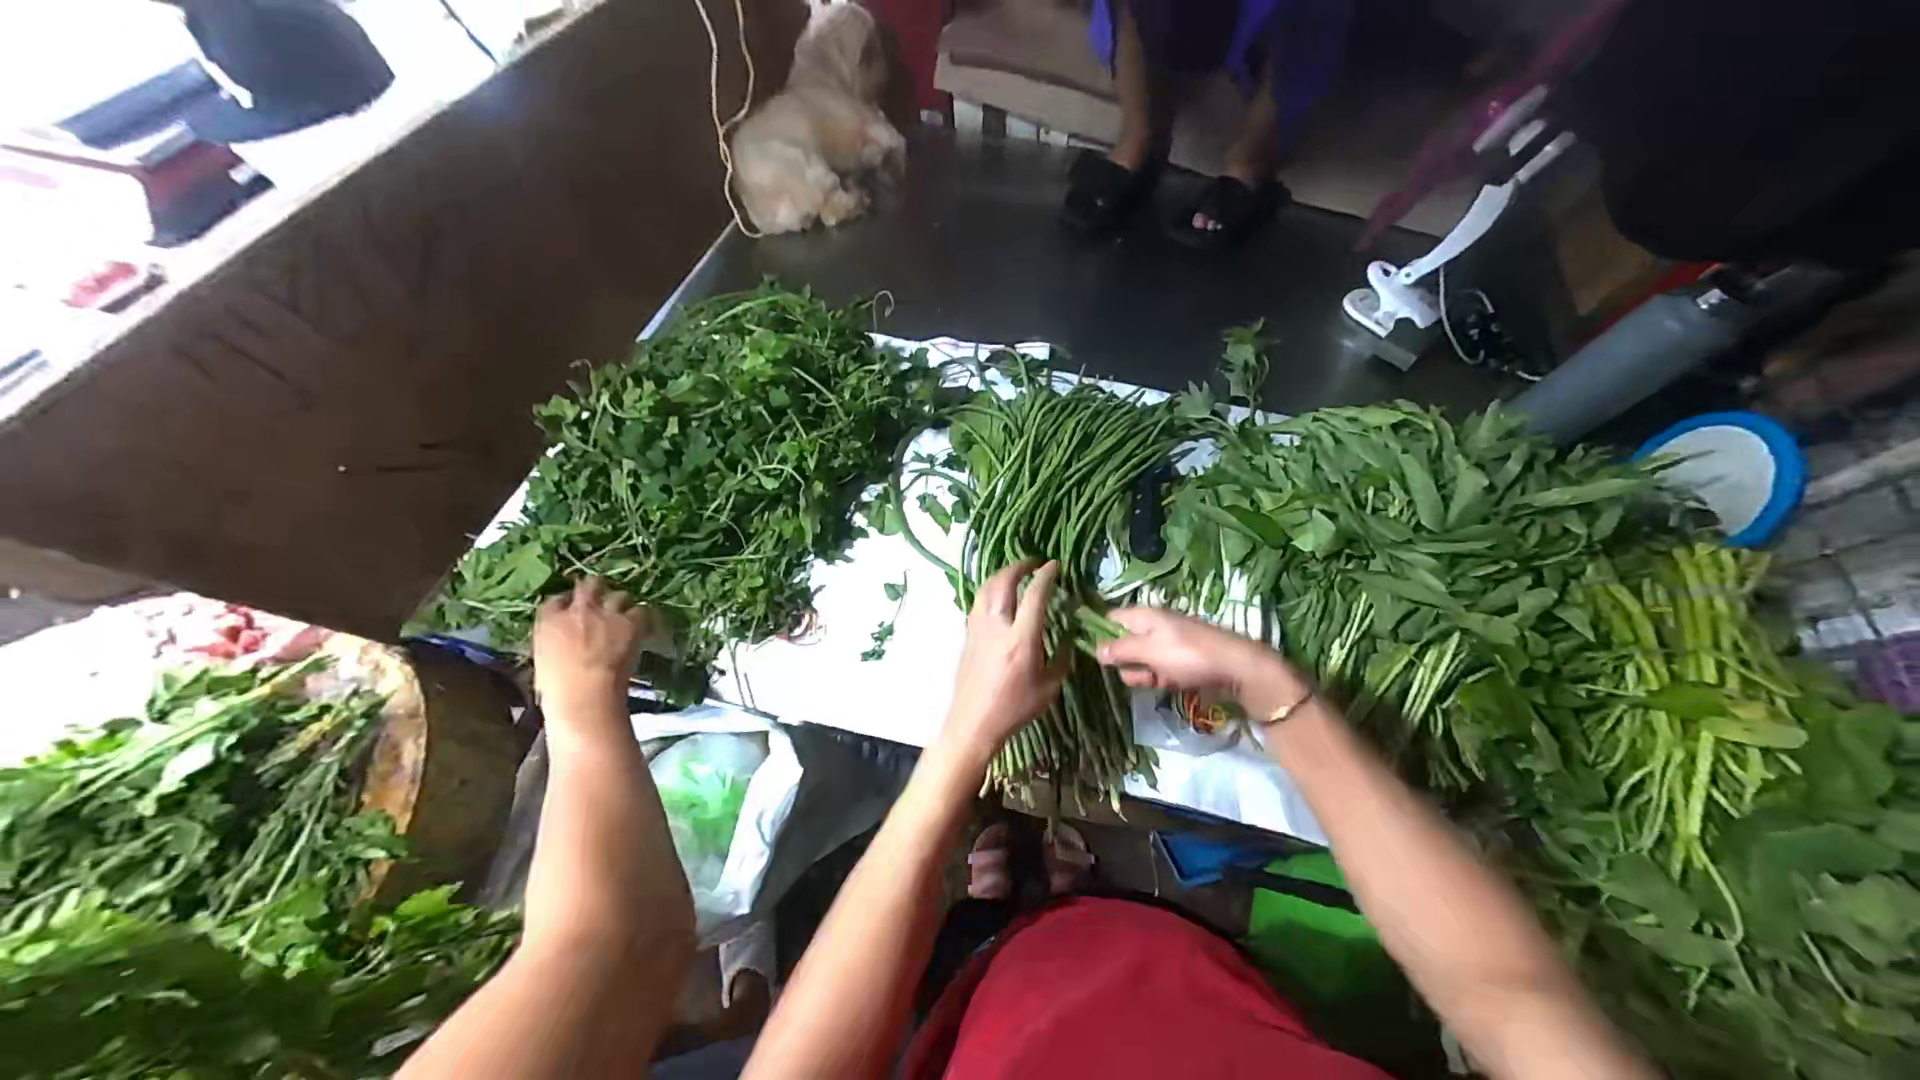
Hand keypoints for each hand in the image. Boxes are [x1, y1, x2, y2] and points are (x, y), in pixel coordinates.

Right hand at [533, 577, 661, 709]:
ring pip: (619, 595)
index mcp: (549, 620)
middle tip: (602, 599)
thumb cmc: (557, 688)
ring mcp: (606, 614)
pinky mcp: (630, 623)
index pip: (557, 600)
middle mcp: (579, 610)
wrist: (584, 695)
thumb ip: (554, 640)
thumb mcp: (543, 659)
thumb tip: (566, 640)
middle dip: (596, 588)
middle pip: (589, 585)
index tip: (573, 608)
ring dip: (621, 603)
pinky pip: (641, 610)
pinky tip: (643, 625)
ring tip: (624, 614)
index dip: (568, 603)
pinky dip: (642, 617)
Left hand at [943, 559, 1065, 758]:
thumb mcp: (1049, 687)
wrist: (974, 723)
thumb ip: (1060, 658)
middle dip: (1020, 567)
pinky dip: (990, 590)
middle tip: (1034, 563)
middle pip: (1004, 583)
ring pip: (986, 589)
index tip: (1054, 565)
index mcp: (1021, 640)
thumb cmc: (1015, 709)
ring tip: (1015, 573)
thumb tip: (1067, 637)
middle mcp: (997, 627)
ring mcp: (978, 629)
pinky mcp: (967, 635)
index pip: (1034, 596)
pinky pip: (978, 602)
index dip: (1045, 576)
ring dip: (1002, 575)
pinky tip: (998, 595)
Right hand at [1094, 607, 1308, 718]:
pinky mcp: (1178, 663)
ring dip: (1141, 674)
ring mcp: (1166, 645)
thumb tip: (1095, 649)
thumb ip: (1120, 650)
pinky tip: (1168, 684)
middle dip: (1123, 661)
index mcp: (1144, 616)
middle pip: (1122, 643)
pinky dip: (1158, 678)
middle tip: (1135, 671)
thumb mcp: (1149, 651)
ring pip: (1139, 661)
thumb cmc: (1188, 655)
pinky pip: (1157, 671)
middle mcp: (1152, 627)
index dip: (1099, 633)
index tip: (1094, 653)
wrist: (1236, 668)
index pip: (1110, 618)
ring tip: (1156, 680)